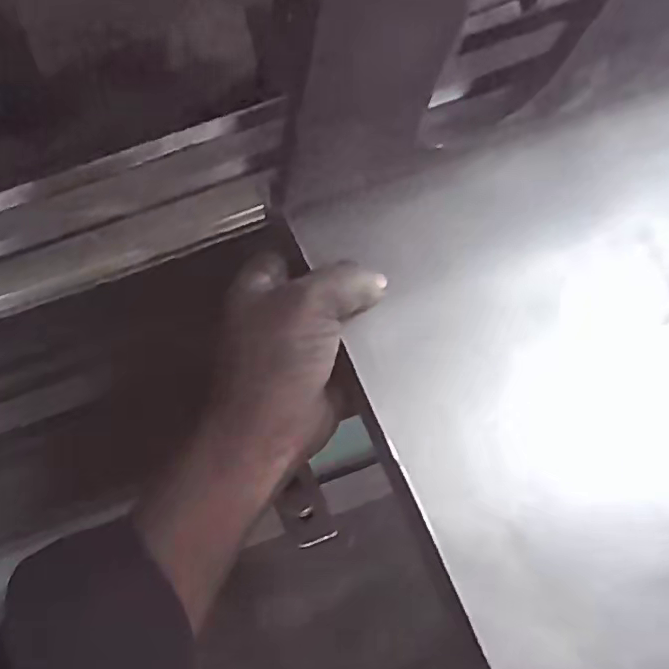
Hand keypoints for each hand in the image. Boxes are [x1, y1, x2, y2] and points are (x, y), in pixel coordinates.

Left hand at [207, 254, 387, 470]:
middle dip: (353, 283)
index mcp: (256, 291)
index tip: (359, 235)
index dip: (317, 246)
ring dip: (369, 320)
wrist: (271, 433)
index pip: (286, 254)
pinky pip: (356, 360)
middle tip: (396, 267)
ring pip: (341, 325)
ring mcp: (300, 351)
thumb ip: (341, 280)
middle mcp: (275, 318)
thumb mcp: (306, 303)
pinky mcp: (324, 381)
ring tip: (411, 297)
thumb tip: (374, 282)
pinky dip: (376, 355)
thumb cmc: (276, 362)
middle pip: (320, 289)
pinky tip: (408, 337)